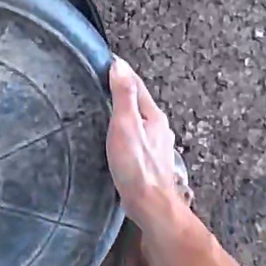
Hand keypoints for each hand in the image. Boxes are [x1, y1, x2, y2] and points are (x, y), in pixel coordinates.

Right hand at [107, 58, 190, 234]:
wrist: (150, 204)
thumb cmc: (137, 167)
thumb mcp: (125, 125)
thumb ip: (123, 95)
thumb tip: (120, 66)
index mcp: (153, 116)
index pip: (137, 85)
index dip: (122, 72)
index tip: (108, 61)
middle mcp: (159, 128)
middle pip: (140, 102)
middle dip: (125, 91)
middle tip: (106, 81)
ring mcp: (156, 146)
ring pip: (140, 121)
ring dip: (127, 112)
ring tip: (110, 107)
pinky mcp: (150, 161)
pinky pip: (138, 137)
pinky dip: (127, 130)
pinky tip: (119, 138)